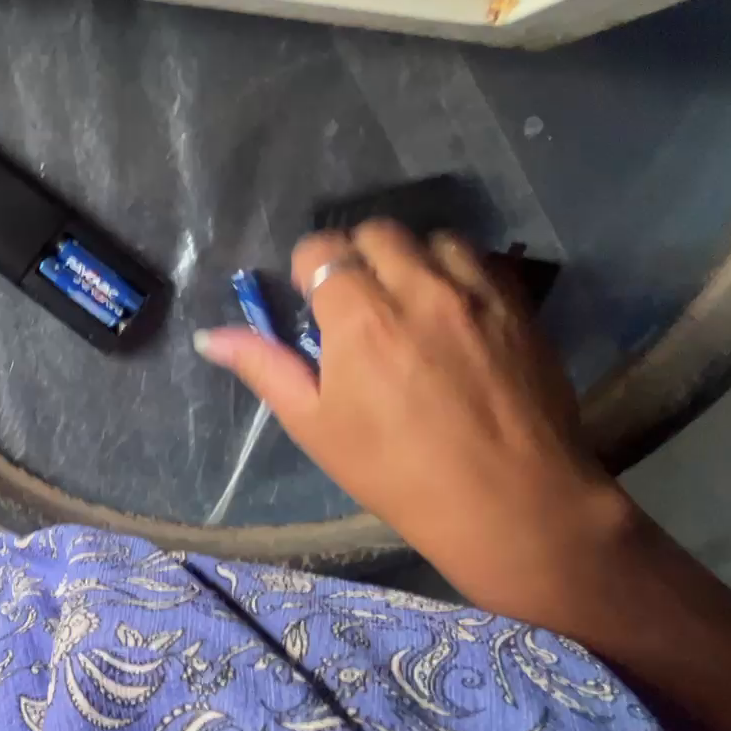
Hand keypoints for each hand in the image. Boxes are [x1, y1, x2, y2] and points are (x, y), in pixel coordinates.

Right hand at [196, 220, 638, 618]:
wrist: (506, 497)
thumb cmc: (390, 467)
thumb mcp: (312, 423)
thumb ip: (264, 367)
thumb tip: (209, 337)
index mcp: (360, 319)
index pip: (323, 250)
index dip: (306, 267)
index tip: (307, 300)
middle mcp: (421, 290)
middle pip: (378, 232)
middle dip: (353, 255)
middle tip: (348, 299)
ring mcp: (479, 294)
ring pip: (434, 239)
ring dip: (407, 258)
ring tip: (402, 301)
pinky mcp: (521, 307)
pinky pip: (481, 261)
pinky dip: (454, 271)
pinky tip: (446, 311)